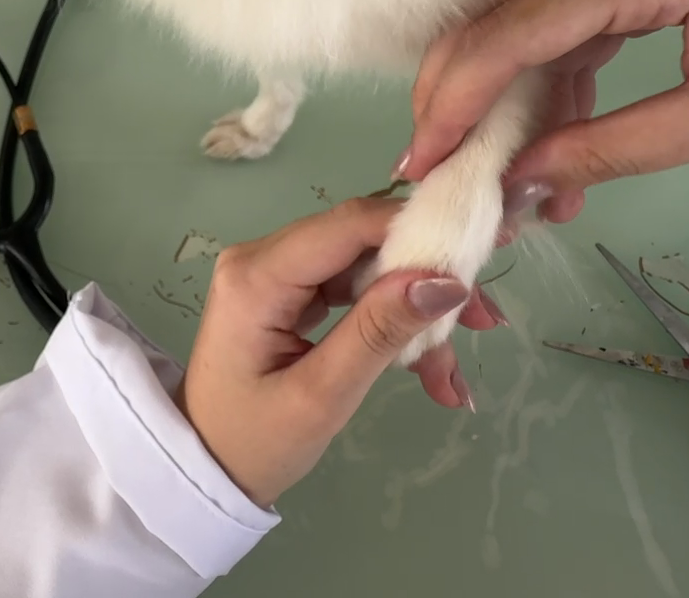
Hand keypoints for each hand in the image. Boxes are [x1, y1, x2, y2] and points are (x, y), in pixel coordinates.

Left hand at [175, 196, 494, 506]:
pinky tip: (425, 367)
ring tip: (449, 376)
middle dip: (422, 281)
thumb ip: (378, 332)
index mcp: (256, 274)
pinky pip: (348, 290)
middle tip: (484, 324)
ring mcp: (272, 272)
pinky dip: (387, 322)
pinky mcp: (285, 291)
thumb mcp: (322, 395)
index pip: (346, 225)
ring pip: (362, 269)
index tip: (477, 257)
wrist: (205, 463)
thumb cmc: (253, 440)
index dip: (414, 230)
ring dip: (411, 312)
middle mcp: (260, 257)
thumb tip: (442, 280)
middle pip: (358, 242)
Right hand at [403, 0, 688, 215]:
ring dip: (494, 91)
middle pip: (493, 15)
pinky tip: (549, 136)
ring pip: (516, 20)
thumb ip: (615, 147)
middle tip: (432, 159)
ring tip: (487, 161)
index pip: (511, 32)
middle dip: (452, 90)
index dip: (455, 99)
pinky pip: (562, 26)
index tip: (422, 160)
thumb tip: (519, 183)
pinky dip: (544, 84)